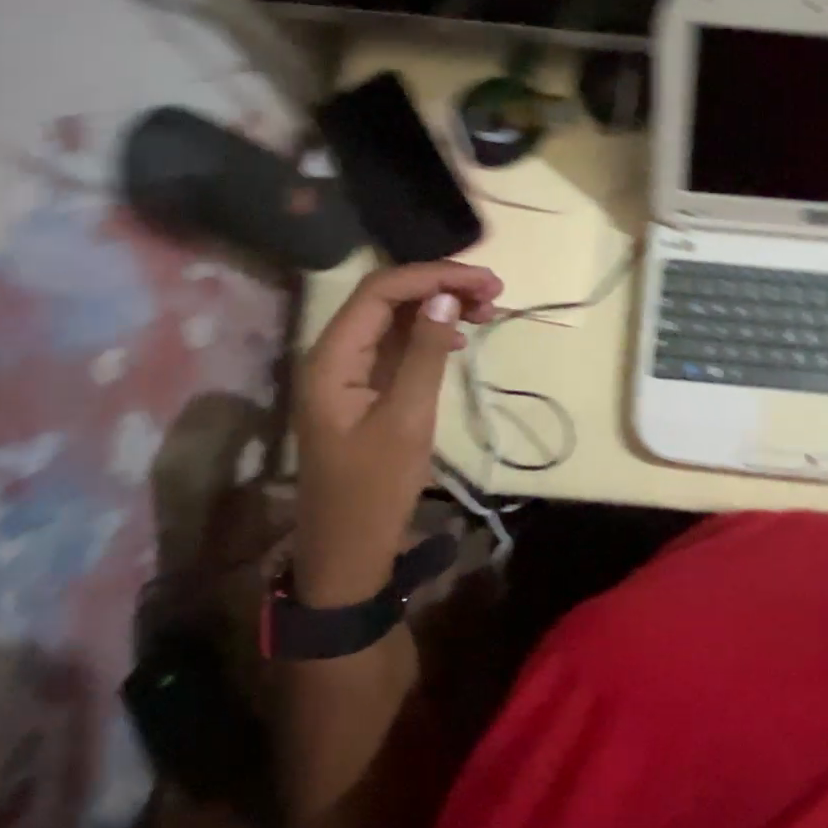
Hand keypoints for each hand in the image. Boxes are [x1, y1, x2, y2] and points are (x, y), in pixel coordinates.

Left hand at [294, 262, 501, 605]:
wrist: (348, 551)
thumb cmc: (375, 489)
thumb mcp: (407, 420)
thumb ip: (424, 354)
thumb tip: (446, 298)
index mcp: (332, 357)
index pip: (381, 291)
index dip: (433, 276)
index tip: (485, 280)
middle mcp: (334, 355)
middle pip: (386, 299)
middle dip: (439, 287)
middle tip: (494, 291)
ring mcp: (348, 374)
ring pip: (394, 321)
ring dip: (438, 308)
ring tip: (488, 309)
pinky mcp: (364, 392)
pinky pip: (396, 348)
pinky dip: (429, 336)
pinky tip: (459, 339)